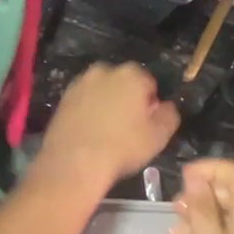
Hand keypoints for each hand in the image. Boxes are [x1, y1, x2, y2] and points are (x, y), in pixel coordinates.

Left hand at [39, 62, 177, 188]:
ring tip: (107, 132)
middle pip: (124, 83)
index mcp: (131, 74)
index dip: (150, 104)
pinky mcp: (63, 98)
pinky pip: (84, 101)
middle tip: (128, 128)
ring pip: (102, 91)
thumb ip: (170, 114)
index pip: (149, 84)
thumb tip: (166, 106)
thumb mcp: (159, 136)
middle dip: (128, 99)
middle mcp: (104, 70)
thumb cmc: (122, 147)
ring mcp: (80, 83)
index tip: (147, 124)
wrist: (74, 163)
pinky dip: (88, 111)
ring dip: (107, 104)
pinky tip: (89, 133)